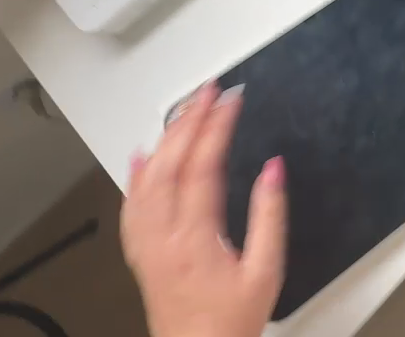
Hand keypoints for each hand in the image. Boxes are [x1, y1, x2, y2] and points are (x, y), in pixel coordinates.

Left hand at [121, 82, 286, 336]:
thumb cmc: (233, 320)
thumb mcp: (266, 270)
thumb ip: (270, 215)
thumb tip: (273, 166)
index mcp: (195, 239)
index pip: (202, 168)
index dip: (217, 128)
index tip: (232, 98)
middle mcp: (163, 239)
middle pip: (168, 168)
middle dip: (188, 122)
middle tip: (207, 91)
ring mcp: (147, 248)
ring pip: (146, 183)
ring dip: (164, 140)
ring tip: (183, 110)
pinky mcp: (142, 257)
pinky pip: (131, 209)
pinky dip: (135, 177)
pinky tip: (141, 157)